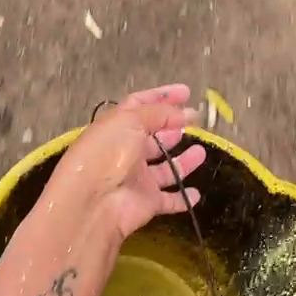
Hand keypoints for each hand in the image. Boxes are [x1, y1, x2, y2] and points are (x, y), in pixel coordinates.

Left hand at [50, 85, 206, 239]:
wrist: (94, 202)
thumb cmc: (108, 153)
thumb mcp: (131, 120)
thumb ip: (160, 113)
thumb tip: (186, 114)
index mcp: (116, 127)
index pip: (140, 106)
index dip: (163, 96)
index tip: (187, 92)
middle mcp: (126, 151)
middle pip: (153, 137)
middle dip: (173, 129)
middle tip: (195, 123)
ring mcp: (137, 178)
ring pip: (165, 168)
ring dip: (183, 161)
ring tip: (201, 152)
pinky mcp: (147, 202)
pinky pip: (169, 200)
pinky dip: (182, 197)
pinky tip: (196, 193)